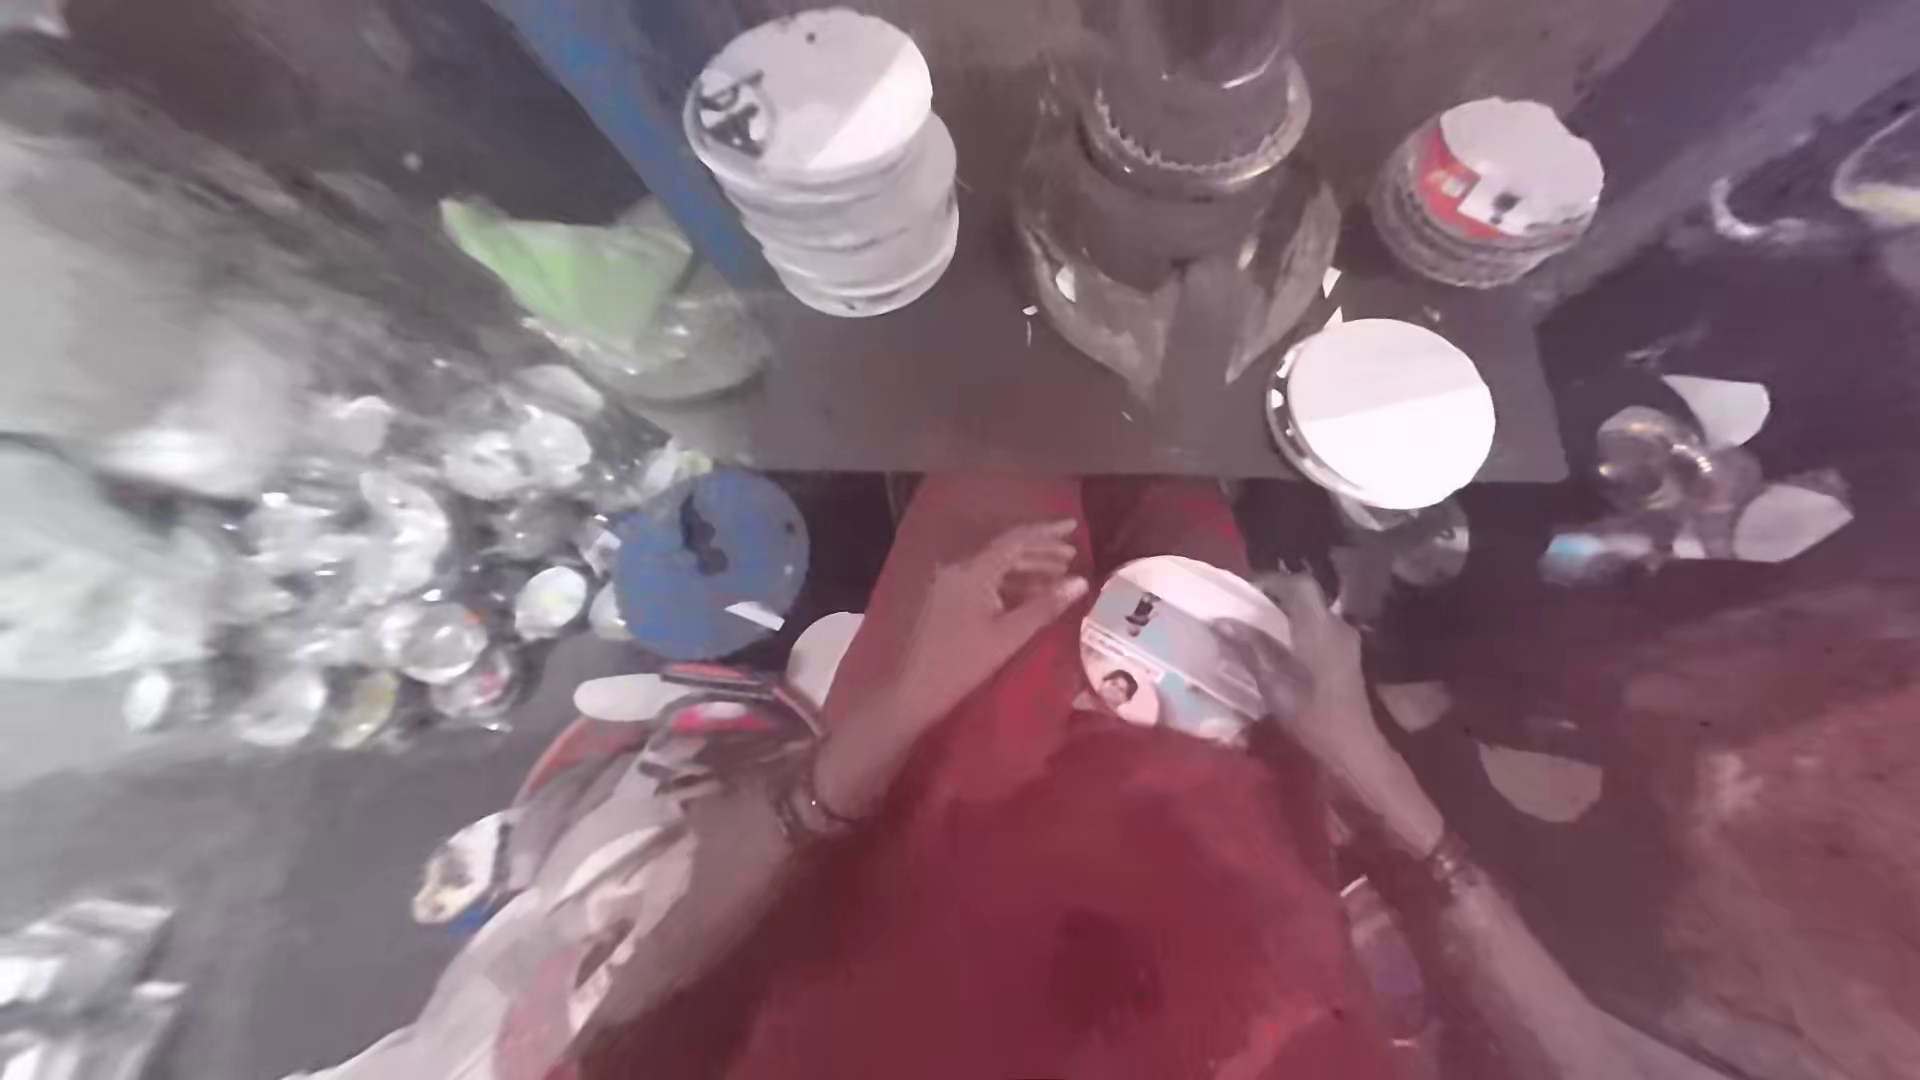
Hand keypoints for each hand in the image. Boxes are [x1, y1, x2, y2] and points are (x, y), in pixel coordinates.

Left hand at [893, 520, 1088, 724]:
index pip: (1015, 540)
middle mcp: (959, 568)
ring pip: (995, 566)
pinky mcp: (947, 598)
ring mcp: (950, 582)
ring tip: (1059, 576)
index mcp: (972, 571)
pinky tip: (1031, 594)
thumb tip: (1079, 583)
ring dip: (1027, 569)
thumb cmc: (962, 664)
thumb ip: (1044, 606)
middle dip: (1040, 553)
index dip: (1047, 532)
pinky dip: (1009, 585)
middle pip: (1005, 551)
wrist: (914, 690)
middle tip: (1072, 558)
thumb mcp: (1008, 635)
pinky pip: (984, 581)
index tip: (1073, 527)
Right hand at [1216, 569, 1367, 749]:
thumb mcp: (1273, 686)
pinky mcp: (1345, 651)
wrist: (1354, 750)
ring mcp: (1345, 639)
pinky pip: (1317, 623)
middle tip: (1243, 605)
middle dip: (1273, 593)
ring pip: (1312, 608)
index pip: (1300, 585)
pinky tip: (1275, 641)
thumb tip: (1220, 622)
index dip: (1272, 580)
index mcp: (1320, 631)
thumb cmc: (1312, 719)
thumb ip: (1248, 649)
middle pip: (1306, 594)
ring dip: (1283, 608)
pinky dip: (1294, 622)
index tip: (1244, 591)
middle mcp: (1336, 628)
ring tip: (1253, 621)